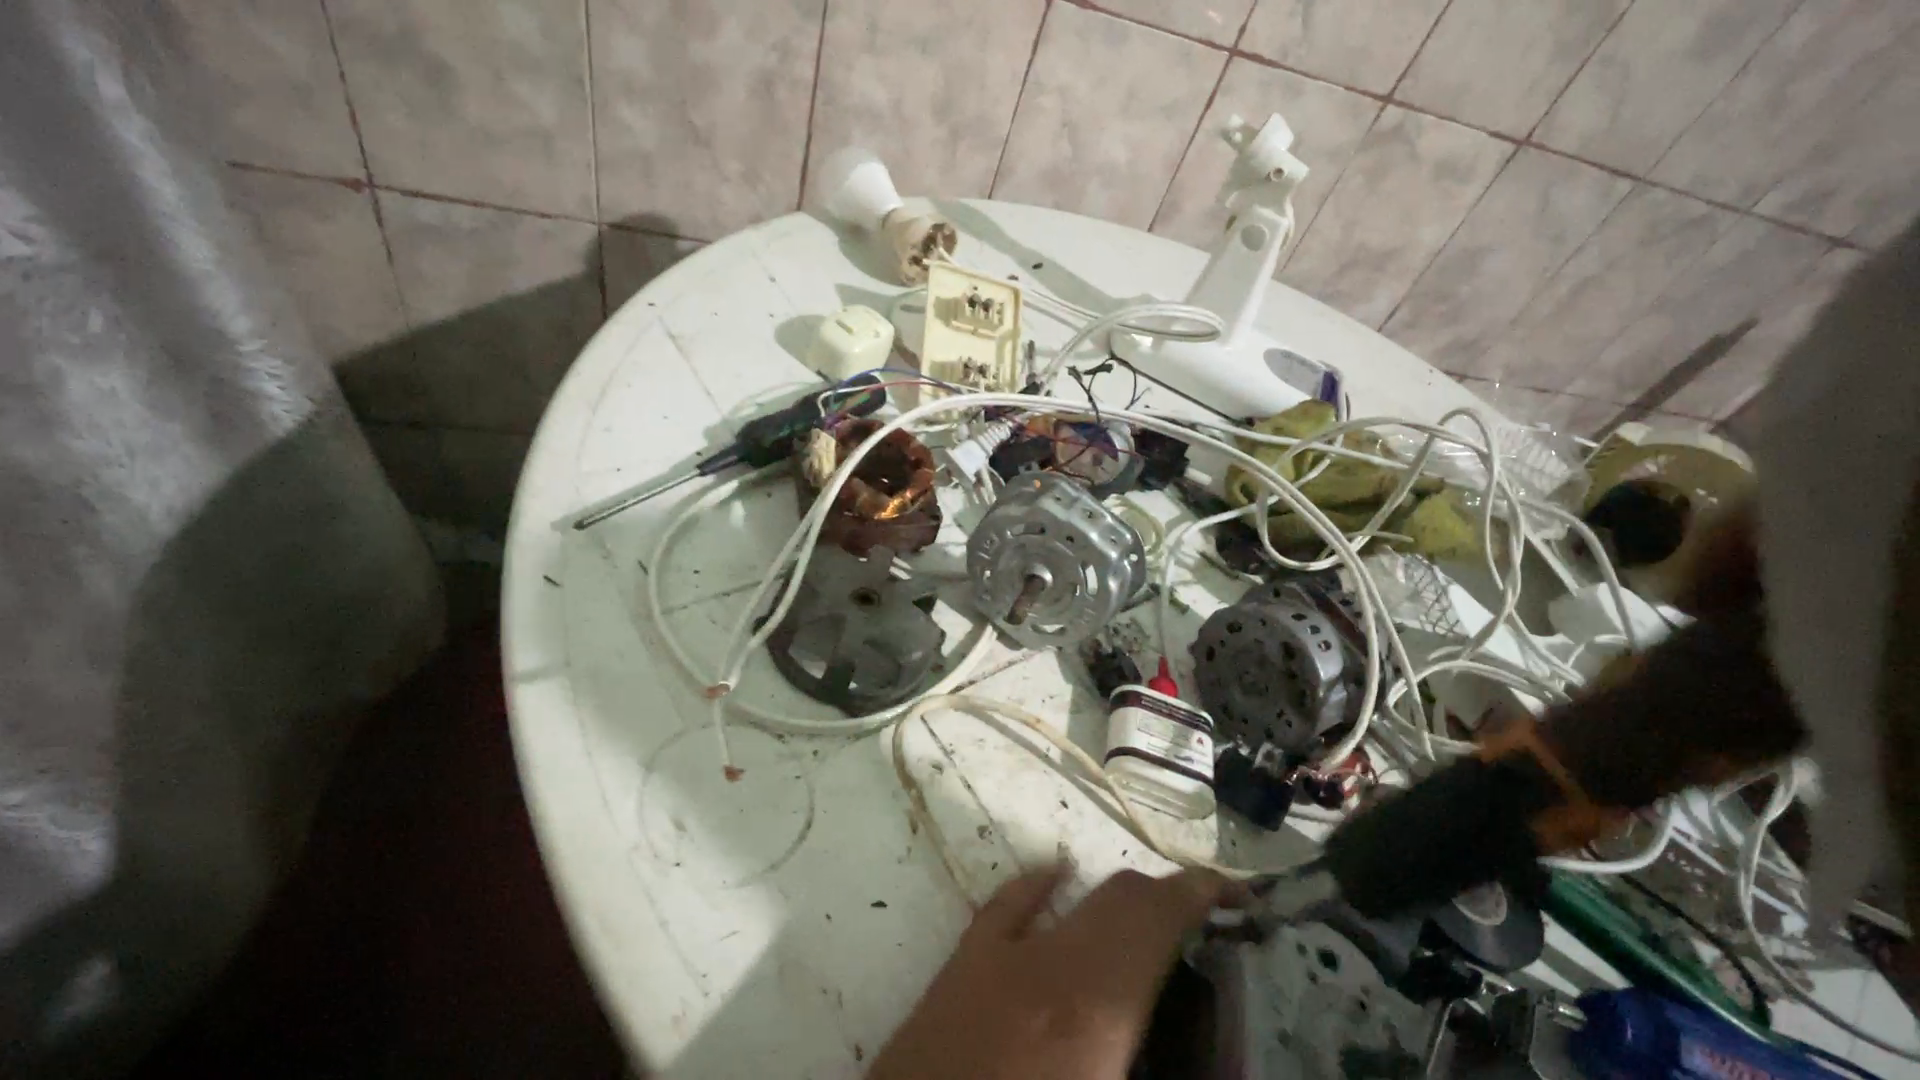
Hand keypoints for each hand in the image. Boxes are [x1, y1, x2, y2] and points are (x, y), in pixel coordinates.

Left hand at [866, 865, 1227, 1079]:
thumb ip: (1159, 1062)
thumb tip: (1214, 1053)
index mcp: (1093, 1009)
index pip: (1155, 918)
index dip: (1200, 893)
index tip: (1239, 895)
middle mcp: (1048, 966)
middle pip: (1119, 902)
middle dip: (1169, 900)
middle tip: (1209, 925)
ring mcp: (997, 962)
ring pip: (1071, 902)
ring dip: (1117, 902)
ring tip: (1155, 920)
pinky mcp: (958, 970)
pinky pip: (1004, 908)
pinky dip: (1039, 884)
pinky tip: (1056, 873)